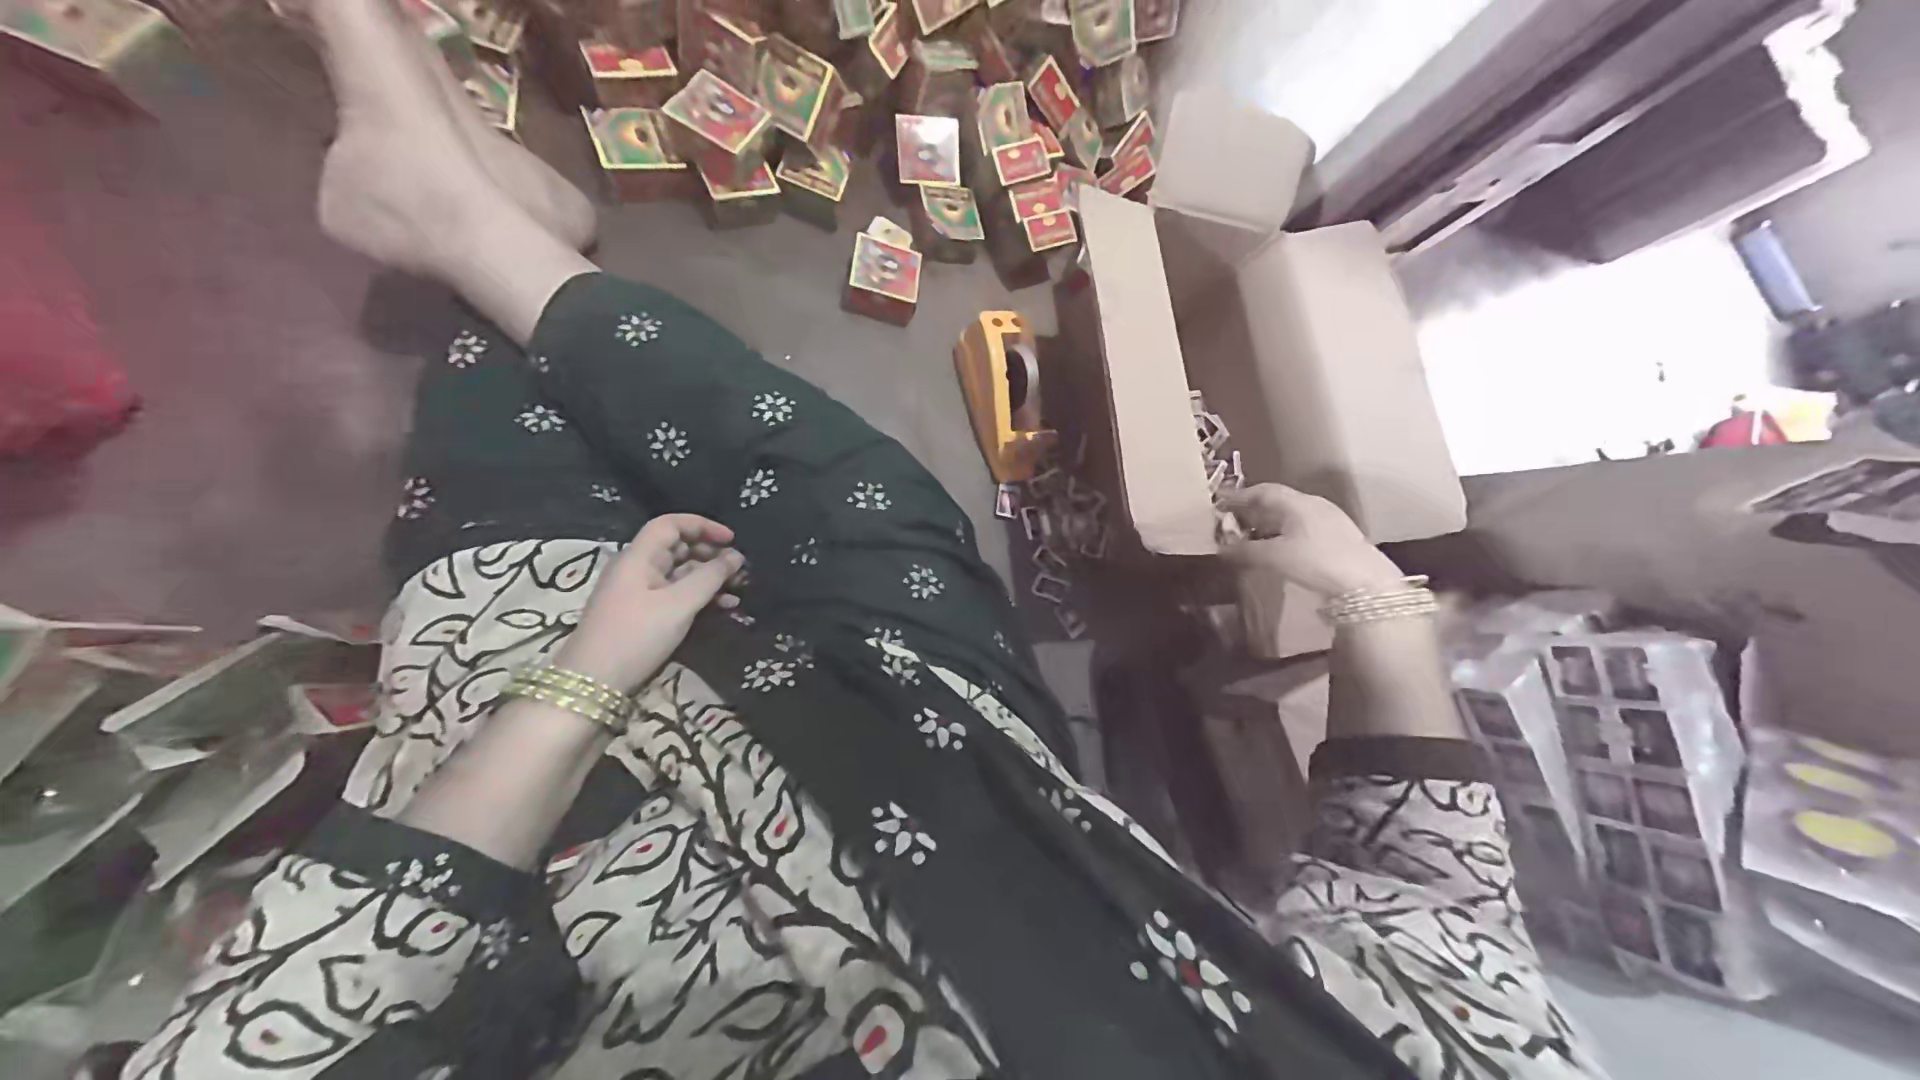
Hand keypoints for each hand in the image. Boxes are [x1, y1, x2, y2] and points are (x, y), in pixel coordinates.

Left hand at [554, 514, 745, 692]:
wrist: (594, 683)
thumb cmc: (636, 636)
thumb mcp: (679, 604)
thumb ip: (710, 577)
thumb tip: (736, 556)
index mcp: (639, 557)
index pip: (670, 525)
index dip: (702, 526)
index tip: (732, 539)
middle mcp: (638, 568)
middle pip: (677, 547)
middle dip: (711, 553)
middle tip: (739, 568)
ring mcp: (640, 592)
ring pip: (680, 573)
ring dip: (710, 577)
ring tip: (739, 588)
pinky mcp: (644, 614)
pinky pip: (677, 594)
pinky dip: (700, 595)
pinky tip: (725, 606)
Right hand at [1219, 484, 1404, 597]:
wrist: (1366, 583)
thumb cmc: (1316, 561)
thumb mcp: (1273, 556)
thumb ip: (1244, 551)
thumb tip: (1221, 550)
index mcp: (1297, 502)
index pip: (1262, 491)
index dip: (1238, 497)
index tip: (1219, 506)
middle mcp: (1313, 504)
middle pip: (1276, 502)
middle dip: (1251, 511)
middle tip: (1230, 524)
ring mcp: (1328, 520)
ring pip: (1290, 516)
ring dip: (1267, 525)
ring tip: (1250, 539)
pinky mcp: (1338, 537)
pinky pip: (1302, 528)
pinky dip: (1282, 534)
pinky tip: (1277, 549)